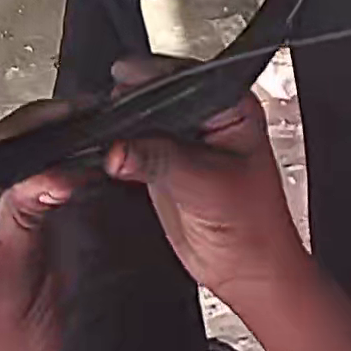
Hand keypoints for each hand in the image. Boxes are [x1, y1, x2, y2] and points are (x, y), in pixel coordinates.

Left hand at [0, 171, 74, 350]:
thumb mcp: (13, 278)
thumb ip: (25, 216)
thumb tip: (50, 170)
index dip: (21, 158)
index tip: (57, 159)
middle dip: (33, 166)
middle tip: (68, 173)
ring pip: (10, 175)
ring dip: (41, 177)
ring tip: (65, 186)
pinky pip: (18, 195)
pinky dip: (42, 194)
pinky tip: (58, 196)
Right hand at [104, 56, 309, 301]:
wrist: (247, 273)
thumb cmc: (253, 228)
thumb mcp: (206, 185)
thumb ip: (160, 160)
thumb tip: (118, 149)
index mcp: (230, 108)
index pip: (184, 79)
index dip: (150, 77)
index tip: (121, 79)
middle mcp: (204, 118)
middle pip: (157, 96)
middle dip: (128, 103)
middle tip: (103, 111)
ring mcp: (182, 140)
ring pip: (141, 121)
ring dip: (118, 128)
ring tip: (97, 132)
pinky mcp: (162, 163)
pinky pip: (132, 149)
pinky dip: (114, 152)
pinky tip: (99, 155)